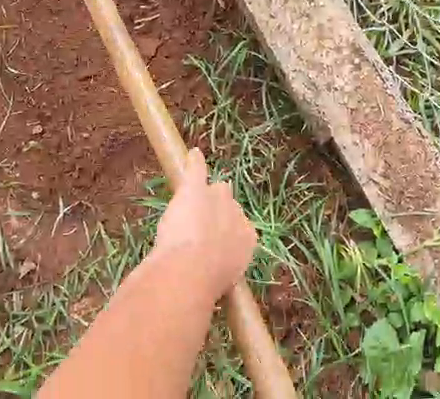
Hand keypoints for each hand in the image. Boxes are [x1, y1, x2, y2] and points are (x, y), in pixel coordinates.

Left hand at [153, 148, 256, 300]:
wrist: (191, 271)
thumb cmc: (206, 285)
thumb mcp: (222, 283)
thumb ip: (223, 273)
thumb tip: (219, 285)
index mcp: (248, 240)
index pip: (239, 227)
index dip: (223, 234)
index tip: (212, 244)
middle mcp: (239, 215)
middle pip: (228, 206)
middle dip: (215, 214)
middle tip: (197, 230)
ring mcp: (218, 198)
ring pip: (214, 192)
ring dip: (204, 196)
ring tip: (191, 206)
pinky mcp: (196, 188)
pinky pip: (197, 171)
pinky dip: (195, 163)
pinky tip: (193, 155)